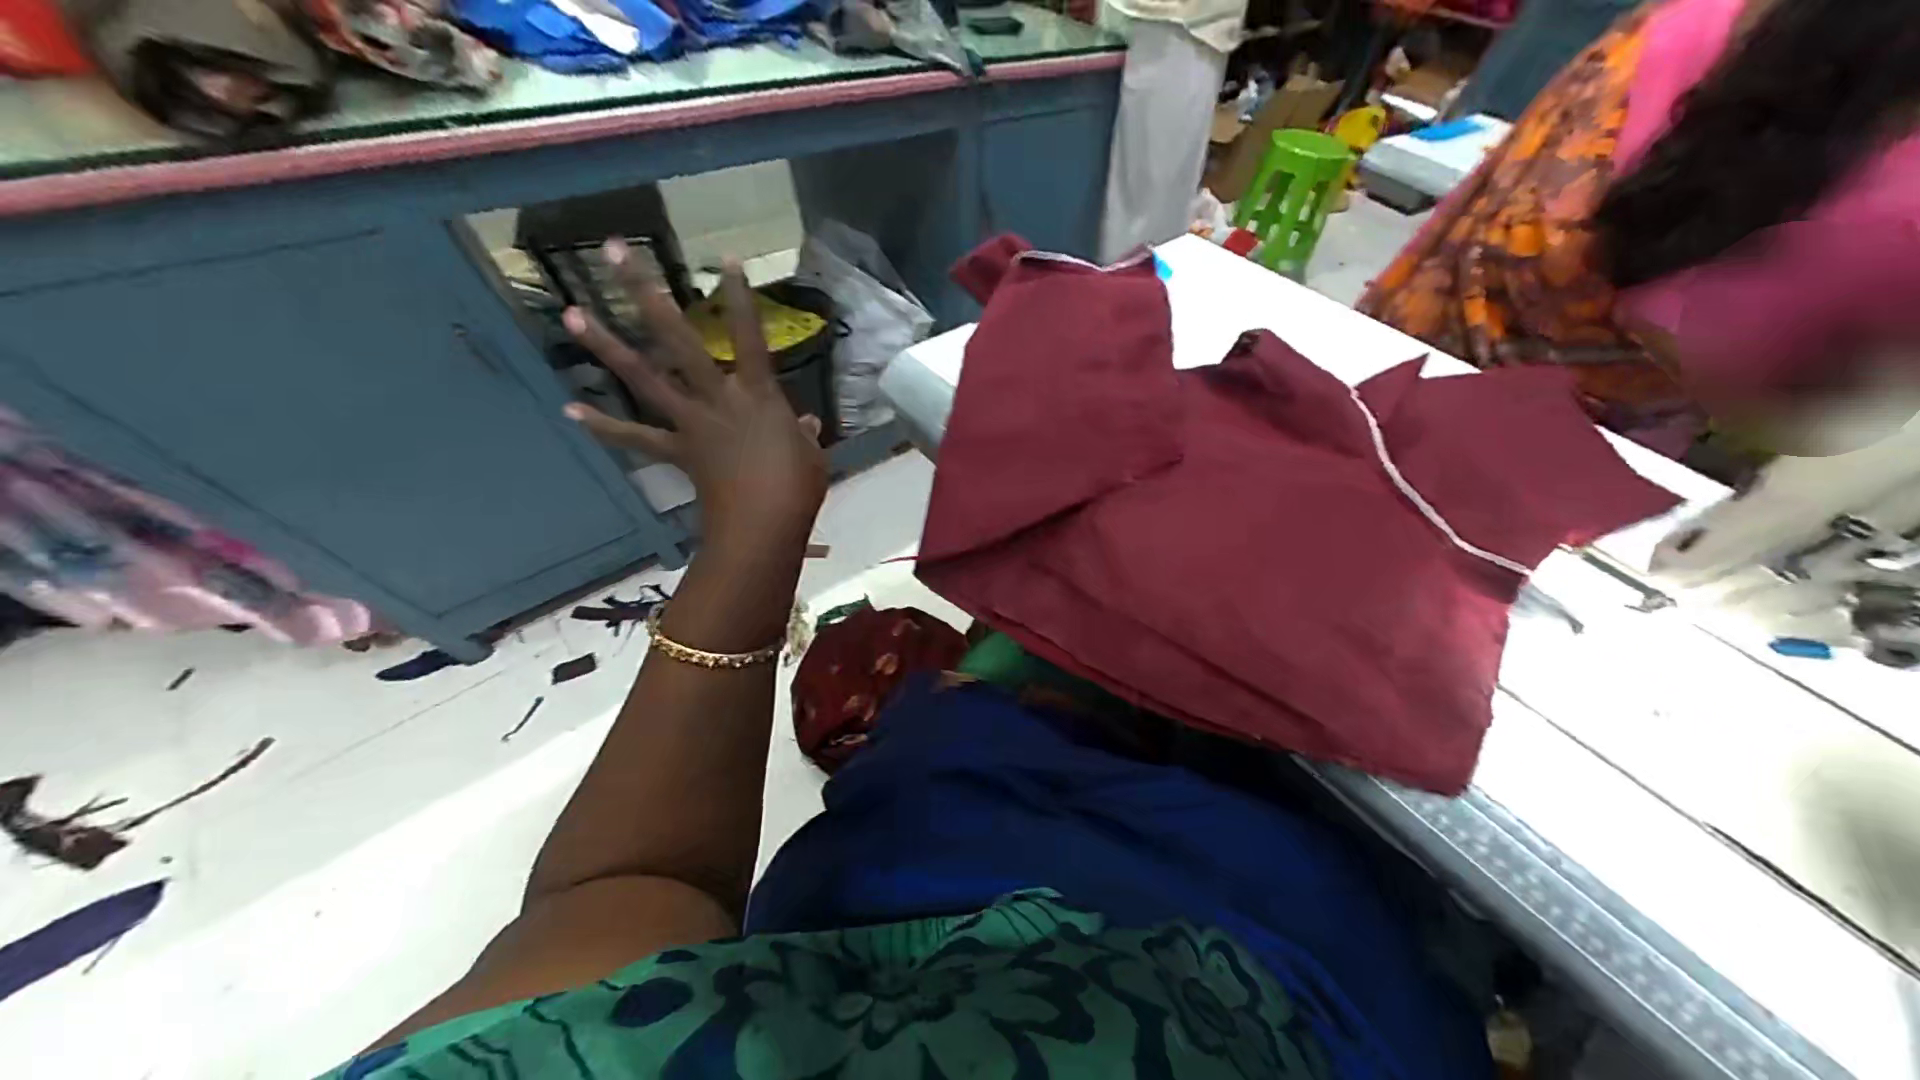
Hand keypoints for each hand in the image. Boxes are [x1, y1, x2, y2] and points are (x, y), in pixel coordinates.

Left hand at [562, 240, 828, 551]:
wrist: (763, 528)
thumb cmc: (797, 489)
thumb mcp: (812, 456)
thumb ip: (804, 434)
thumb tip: (804, 424)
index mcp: (758, 395)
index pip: (750, 336)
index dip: (740, 298)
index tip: (726, 259)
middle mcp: (717, 398)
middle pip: (678, 340)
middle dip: (646, 295)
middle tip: (615, 252)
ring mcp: (691, 423)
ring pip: (644, 378)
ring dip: (607, 346)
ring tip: (572, 313)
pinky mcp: (677, 452)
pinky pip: (636, 437)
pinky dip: (603, 426)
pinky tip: (570, 409)